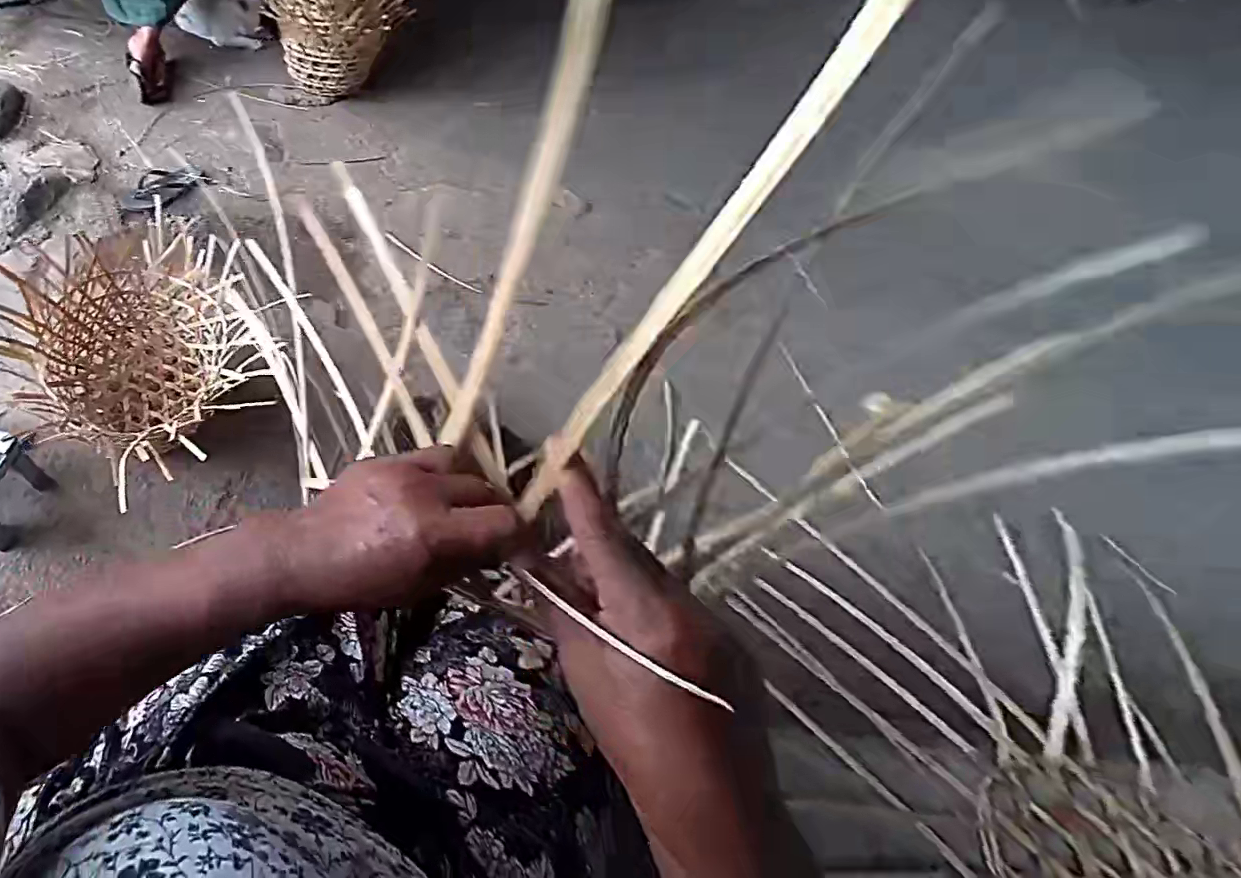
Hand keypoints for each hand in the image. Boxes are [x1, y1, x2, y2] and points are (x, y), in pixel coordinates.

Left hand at [247, 447, 518, 615]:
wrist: (306, 552)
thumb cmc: (360, 582)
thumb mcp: (419, 587)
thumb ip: (464, 563)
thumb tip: (496, 548)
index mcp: (432, 533)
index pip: (502, 522)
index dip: (518, 536)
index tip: (516, 546)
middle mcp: (421, 493)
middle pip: (485, 489)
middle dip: (494, 510)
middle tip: (487, 527)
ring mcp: (399, 469)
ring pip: (460, 463)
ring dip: (469, 484)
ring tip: (459, 502)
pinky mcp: (381, 457)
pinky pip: (426, 455)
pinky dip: (438, 472)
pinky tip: (426, 489)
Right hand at [537, 459, 753, 747]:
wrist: (714, 810)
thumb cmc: (631, 737)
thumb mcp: (582, 666)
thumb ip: (558, 603)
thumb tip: (528, 557)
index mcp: (648, 614)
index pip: (605, 537)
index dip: (583, 493)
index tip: (566, 450)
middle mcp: (691, 606)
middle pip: (630, 552)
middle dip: (593, 548)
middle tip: (558, 563)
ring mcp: (719, 622)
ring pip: (654, 576)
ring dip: (619, 579)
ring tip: (595, 613)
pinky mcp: (732, 640)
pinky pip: (678, 600)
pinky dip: (647, 602)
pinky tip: (633, 637)